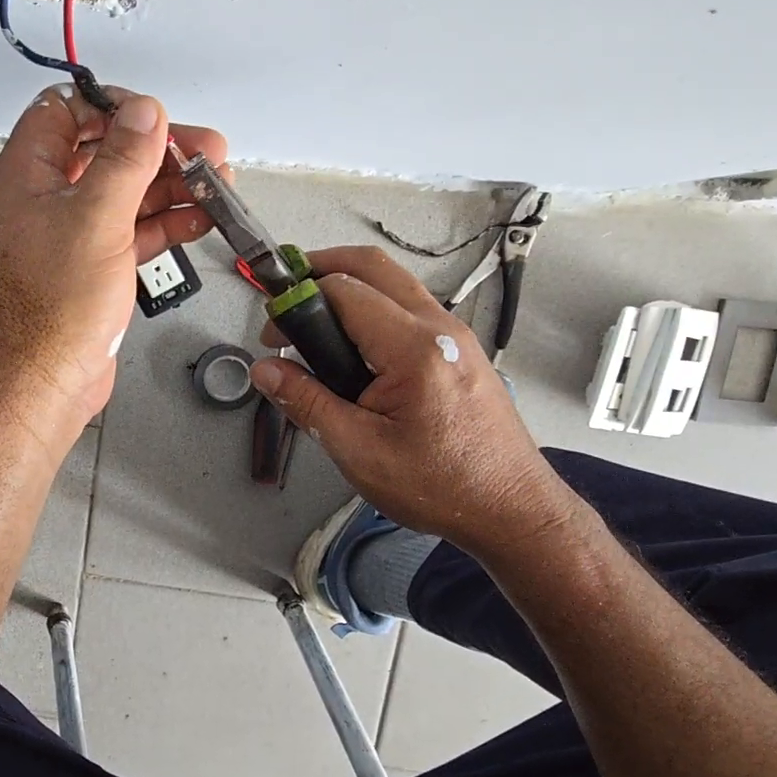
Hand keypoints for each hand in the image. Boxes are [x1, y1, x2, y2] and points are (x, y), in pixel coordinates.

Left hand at [0, 84, 228, 430]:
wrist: (43, 383)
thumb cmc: (52, 309)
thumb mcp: (96, 220)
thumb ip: (123, 161)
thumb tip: (144, 113)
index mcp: (29, 175)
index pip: (64, 110)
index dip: (111, 105)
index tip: (155, 116)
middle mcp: (46, 199)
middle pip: (106, 151)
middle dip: (158, 149)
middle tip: (207, 152)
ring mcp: (71, 234)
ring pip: (126, 192)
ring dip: (172, 185)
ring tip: (218, 184)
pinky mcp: (93, 266)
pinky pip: (133, 230)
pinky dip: (166, 222)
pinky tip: (201, 219)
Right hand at [250, 247, 580, 554]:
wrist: (512, 509)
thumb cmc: (438, 484)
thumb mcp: (357, 450)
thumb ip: (307, 401)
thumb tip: (264, 369)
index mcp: (414, 348)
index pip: (344, 291)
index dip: (297, 301)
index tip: (271, 334)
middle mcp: (440, 327)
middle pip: (374, 267)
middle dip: (321, 268)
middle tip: (284, 299)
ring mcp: (455, 335)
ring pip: (393, 285)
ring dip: (348, 289)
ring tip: (310, 327)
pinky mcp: (460, 351)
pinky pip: (409, 309)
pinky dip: (371, 310)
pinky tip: (350, 349)